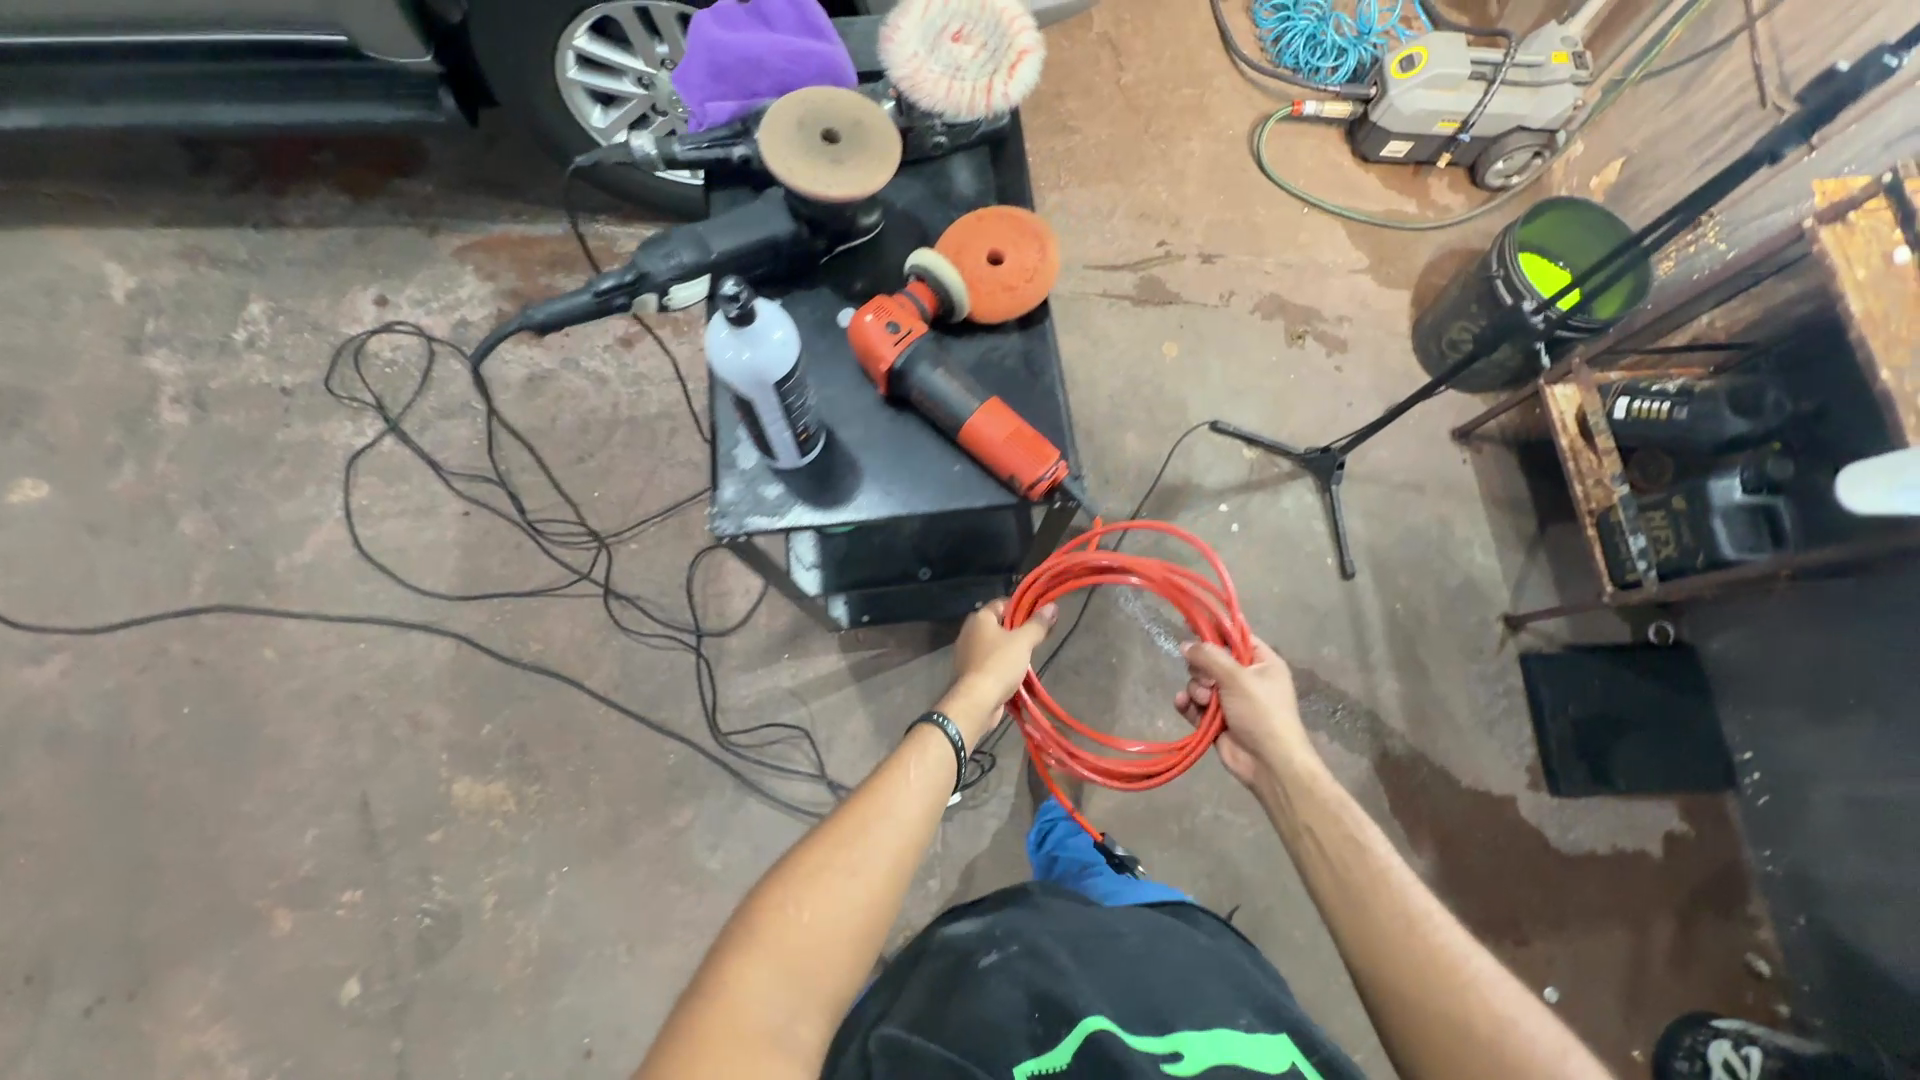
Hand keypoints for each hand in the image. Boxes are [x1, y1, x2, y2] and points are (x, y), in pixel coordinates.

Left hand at [938, 599, 1057, 742]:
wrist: (977, 701)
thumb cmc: (999, 664)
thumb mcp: (1023, 642)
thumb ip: (1037, 624)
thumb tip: (1052, 606)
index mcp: (979, 618)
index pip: (1002, 603)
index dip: (1021, 607)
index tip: (1038, 616)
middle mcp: (969, 632)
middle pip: (998, 625)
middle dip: (1017, 631)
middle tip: (1036, 638)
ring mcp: (967, 653)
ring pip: (994, 645)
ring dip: (1010, 650)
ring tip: (1029, 657)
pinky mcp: (969, 672)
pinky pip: (989, 662)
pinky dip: (1002, 665)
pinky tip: (1015, 673)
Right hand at [1174, 636, 1316, 789]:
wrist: (1268, 762)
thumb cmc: (1261, 713)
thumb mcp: (1238, 678)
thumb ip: (1210, 657)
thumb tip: (1186, 644)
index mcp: (1262, 663)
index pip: (1237, 638)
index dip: (1215, 633)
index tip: (1191, 628)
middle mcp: (1246, 679)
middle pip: (1212, 660)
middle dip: (1202, 669)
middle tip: (1208, 681)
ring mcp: (1230, 700)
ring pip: (1201, 682)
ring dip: (1196, 689)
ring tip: (1203, 701)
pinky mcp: (1216, 720)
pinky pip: (1195, 704)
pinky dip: (1188, 704)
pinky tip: (1183, 704)